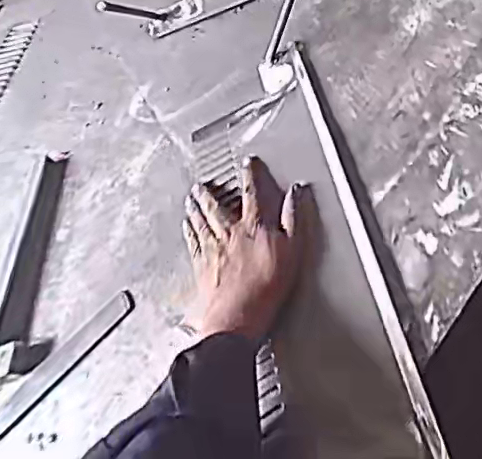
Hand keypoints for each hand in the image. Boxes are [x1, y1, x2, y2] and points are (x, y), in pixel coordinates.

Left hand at [184, 157, 309, 342]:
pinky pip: (193, 242)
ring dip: (196, 207)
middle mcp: (230, 233)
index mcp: (253, 226)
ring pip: (201, 221)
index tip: (247, 163)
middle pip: (217, 206)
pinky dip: (189, 231)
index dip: (250, 175)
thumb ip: (293, 219)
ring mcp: (213, 249)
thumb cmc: (266, 288)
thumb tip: (295, 194)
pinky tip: (186, 226)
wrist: (237, 318)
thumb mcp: (292, 251)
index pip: (251, 193)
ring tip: (191, 198)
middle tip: (202, 183)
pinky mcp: (202, 267)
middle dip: (210, 192)